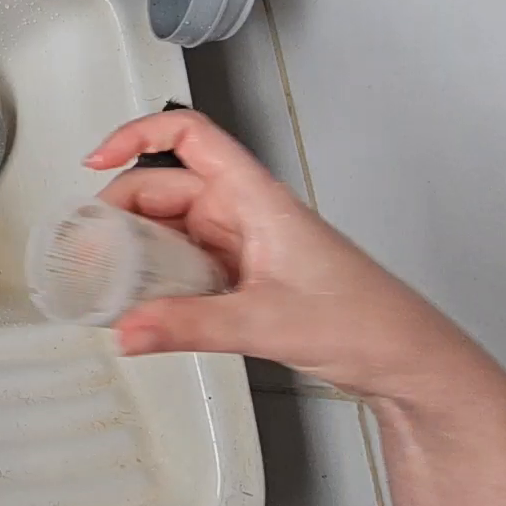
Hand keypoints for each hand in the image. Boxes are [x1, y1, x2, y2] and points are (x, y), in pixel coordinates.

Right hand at [84, 110, 500, 403]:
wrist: (416, 370)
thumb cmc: (373, 327)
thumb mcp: (269, 324)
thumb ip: (188, 326)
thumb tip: (125, 328)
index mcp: (254, 197)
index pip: (188, 135)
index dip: (135, 135)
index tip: (97, 161)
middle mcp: (239, 209)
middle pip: (157, 185)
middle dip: (117, 212)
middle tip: (90, 249)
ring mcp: (233, 238)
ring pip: (160, 222)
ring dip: (129, 244)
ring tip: (106, 275)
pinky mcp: (231, 267)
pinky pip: (173, 255)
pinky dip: (147, 270)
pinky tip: (136, 294)